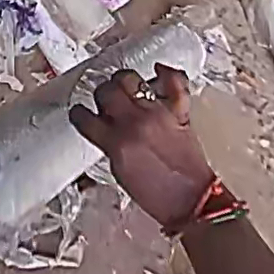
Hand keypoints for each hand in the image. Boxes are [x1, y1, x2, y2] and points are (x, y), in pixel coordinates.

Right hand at [69, 65, 215, 229]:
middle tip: (106, 102)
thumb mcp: (120, 172)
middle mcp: (133, 123)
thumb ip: (109, 145)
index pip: (84, 117)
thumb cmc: (157, 195)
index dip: (79, 114)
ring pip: (130, 79)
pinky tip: (158, 71)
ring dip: (124, 81)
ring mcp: (157, 114)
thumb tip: (103, 129)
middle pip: (105, 91)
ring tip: (126, 88)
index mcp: (114, 143)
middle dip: (102, 94)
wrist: (193, 203)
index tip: (81, 114)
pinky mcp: (178, 112)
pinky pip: (175, 83)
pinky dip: (167, 73)